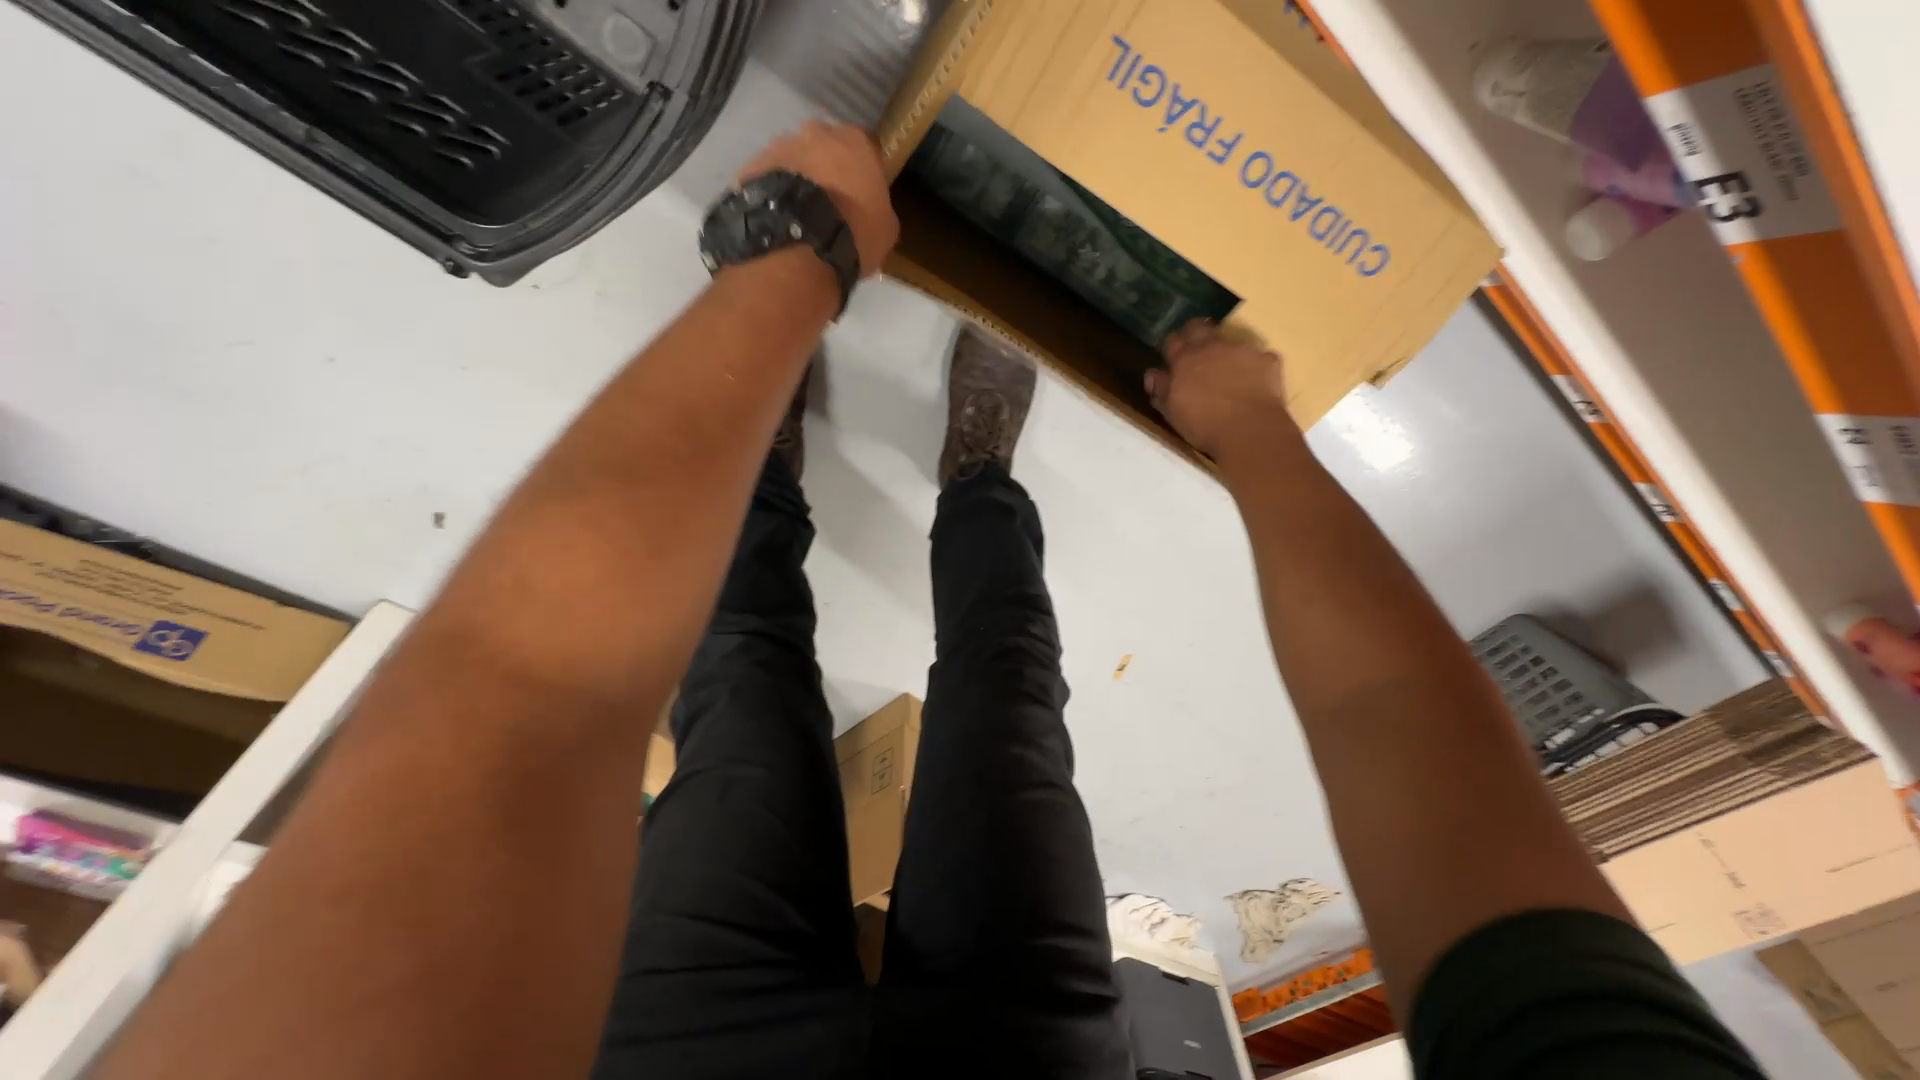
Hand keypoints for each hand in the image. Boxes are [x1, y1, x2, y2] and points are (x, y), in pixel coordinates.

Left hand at [741, 121, 898, 278]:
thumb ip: (880, 208)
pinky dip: (773, 193)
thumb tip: (873, 210)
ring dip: (797, 178)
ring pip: (793, 159)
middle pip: (825, 146)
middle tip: (829, 201)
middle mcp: (816, 132)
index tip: (864, 191)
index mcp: (855, 141)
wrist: (798, 247)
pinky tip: (777, 219)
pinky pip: (767, 178)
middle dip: (827, 167)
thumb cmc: (853, 233)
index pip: (867, 146)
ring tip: (798, 214)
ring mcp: (779, 146)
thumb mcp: (886, 228)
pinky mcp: (751, 167)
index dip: (866, 168)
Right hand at [1146, 320, 1300, 466]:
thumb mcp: (1173, 411)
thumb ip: (1162, 389)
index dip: (1172, 345)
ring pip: (1229, 340)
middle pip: (1198, 327)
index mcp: (1185, 359)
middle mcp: (1212, 346)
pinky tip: (1254, 382)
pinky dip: (1254, 366)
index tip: (1172, 355)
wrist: (1249, 430)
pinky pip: (1258, 356)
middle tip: (1195, 350)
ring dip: (1225, 350)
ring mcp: (1241, 350)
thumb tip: (1152, 374)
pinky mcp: (1267, 359)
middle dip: (1194, 334)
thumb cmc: (1203, 424)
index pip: (1172, 340)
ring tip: (1227, 370)